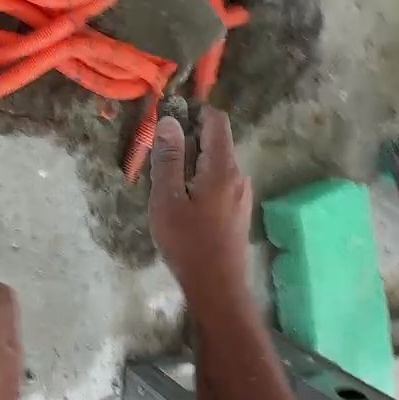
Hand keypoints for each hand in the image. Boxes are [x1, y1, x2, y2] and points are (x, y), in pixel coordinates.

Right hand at [149, 107, 253, 299]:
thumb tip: (170, 121)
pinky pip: (217, 182)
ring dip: (190, 164)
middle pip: (215, 141)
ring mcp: (241, 194)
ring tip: (165, 185)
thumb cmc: (188, 241)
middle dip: (186, 141)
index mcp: (223, 167)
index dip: (193, 112)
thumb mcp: (167, 198)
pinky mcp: (237, 210)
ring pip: (214, 164)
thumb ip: (168, 158)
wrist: (217, 286)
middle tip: (157, 160)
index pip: (216, 120)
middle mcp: (238, 175)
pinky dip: (198, 181)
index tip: (167, 122)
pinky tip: (181, 204)